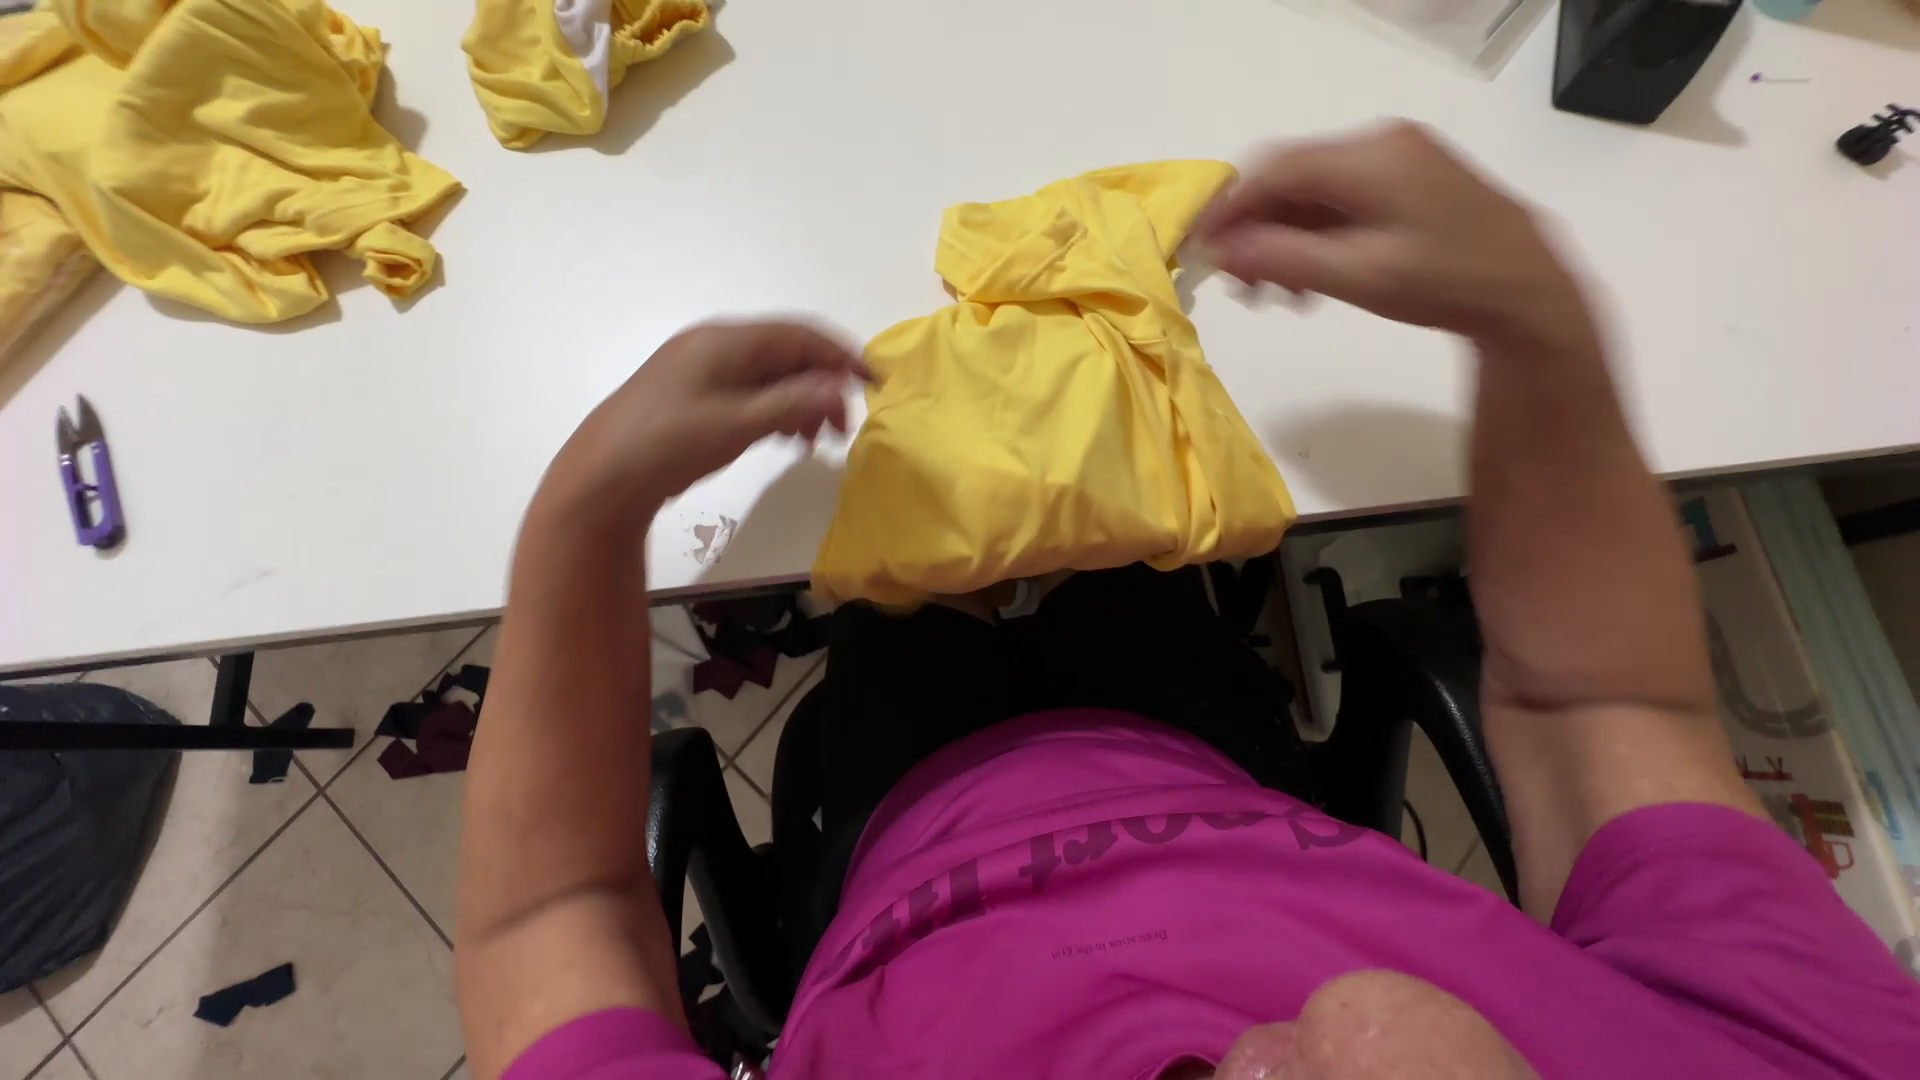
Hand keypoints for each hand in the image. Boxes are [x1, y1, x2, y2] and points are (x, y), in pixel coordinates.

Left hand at [536, 319, 868, 523]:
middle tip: (843, 428)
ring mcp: (706, 372)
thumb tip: (842, 387)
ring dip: (802, 403)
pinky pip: (752, 395)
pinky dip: (778, 413)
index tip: (874, 384)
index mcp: (728, 341)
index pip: (800, 335)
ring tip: (817, 441)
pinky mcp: (698, 398)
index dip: (842, 355)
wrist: (603, 478)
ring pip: (772, 378)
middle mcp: (718, 347)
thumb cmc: (671, 443)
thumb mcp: (738, 423)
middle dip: (823, 386)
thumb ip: (794, 403)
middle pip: (788, 355)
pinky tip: (787, 440)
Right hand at [1192, 122, 1597, 353]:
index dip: (1229, 209)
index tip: (1199, 252)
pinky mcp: (1400, 184)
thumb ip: (1282, 259)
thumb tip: (1219, 251)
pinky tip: (1305, 281)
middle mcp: (1377, 145)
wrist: (1527, 291)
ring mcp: (1391, 162)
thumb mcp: (1356, 275)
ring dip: (1279, 241)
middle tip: (1238, 286)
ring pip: (1307, 195)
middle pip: (1288, 179)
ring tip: (1272, 294)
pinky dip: (1308, 240)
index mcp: (1369, 157)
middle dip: (1253, 231)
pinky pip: (1333, 204)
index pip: (1275, 170)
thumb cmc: (1444, 282)